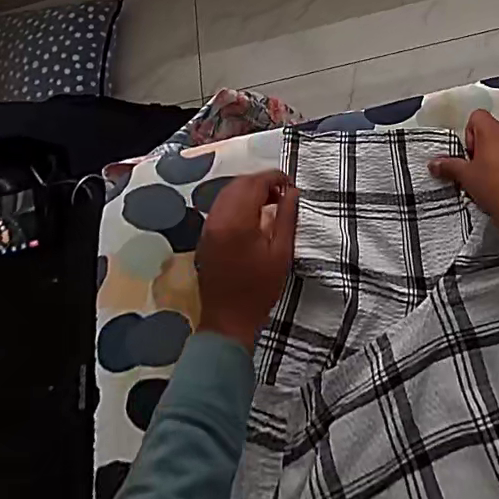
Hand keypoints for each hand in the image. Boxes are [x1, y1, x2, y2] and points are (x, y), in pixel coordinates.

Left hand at [195, 170, 300, 350]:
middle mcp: (218, 218)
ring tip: (270, 202)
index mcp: (237, 221)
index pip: (254, 183)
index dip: (274, 178)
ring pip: (227, 193)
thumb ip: (287, 217)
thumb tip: (292, 192)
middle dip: (261, 182)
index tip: (290, 185)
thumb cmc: (260, 289)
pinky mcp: (205, 236)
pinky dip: (237, 202)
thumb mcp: (281, 253)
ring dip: (248, 190)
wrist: (228, 320)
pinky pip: (220, 206)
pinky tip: (252, 215)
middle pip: (239, 184)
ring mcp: (208, 226)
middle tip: (282, 193)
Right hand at [429, 110, 498, 251]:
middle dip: (490, 148)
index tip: (472, 157)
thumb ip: (449, 166)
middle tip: (485, 172)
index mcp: (495, 132)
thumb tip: (433, 164)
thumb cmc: (496, 193)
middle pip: (497, 132)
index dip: (471, 135)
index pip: (477, 117)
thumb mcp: (467, 179)